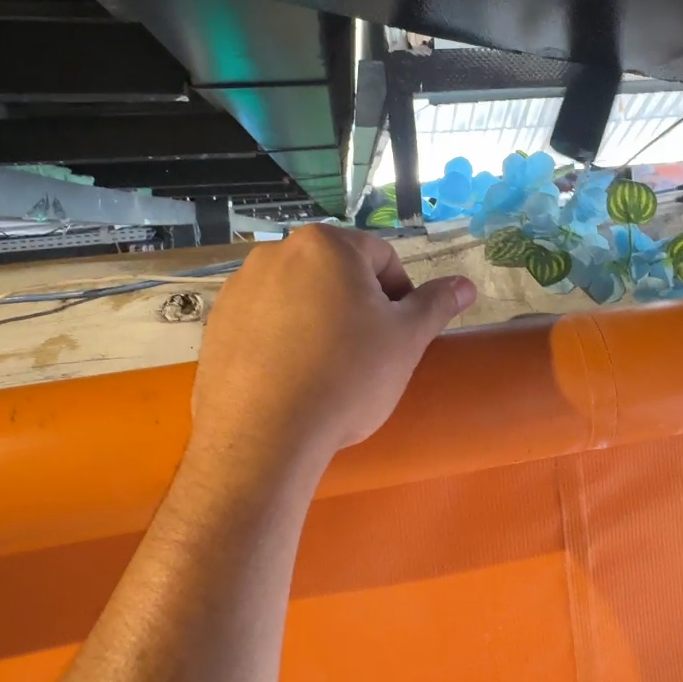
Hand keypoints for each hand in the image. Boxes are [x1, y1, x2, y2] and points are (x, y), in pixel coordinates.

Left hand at [188, 224, 475, 478]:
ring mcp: (240, 288)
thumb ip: (437, 304)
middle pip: (338, 274)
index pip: (383, 258)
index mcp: (326, 244)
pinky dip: (285, 341)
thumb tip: (465, 284)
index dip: (401, 297)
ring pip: (300, 298)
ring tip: (329, 371)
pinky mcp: (217, 325)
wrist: (263, 437)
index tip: (400, 337)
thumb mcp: (406, 340)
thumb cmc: (346, 377)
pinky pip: (266, 323)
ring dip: (322, 322)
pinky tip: (294, 379)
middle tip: (369, 355)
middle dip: (359, 308)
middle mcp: (276, 252)